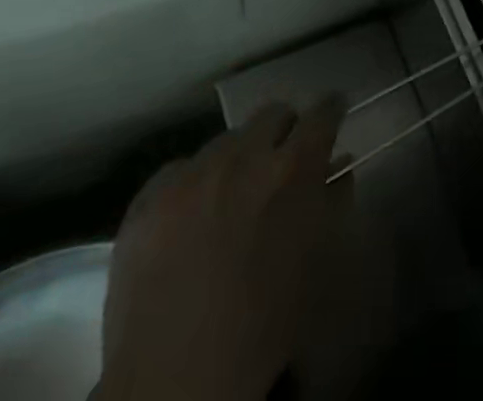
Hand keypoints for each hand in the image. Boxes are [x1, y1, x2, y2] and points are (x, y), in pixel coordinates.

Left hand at [101, 100, 353, 400]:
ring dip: (241, 154)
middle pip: (272, 113)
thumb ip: (334, 198)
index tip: (336, 111)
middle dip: (287, 127)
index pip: (323, 113)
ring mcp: (188, 177)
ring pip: (225, 139)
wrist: (181, 374)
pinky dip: (195, 179)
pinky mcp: (145, 202)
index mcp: (294, 169)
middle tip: (287, 153)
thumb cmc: (270, 315)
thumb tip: (337, 168)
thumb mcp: (323, 253)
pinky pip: (178, 169)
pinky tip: (196, 210)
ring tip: (238, 187)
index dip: (334, 109)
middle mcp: (242, 158)